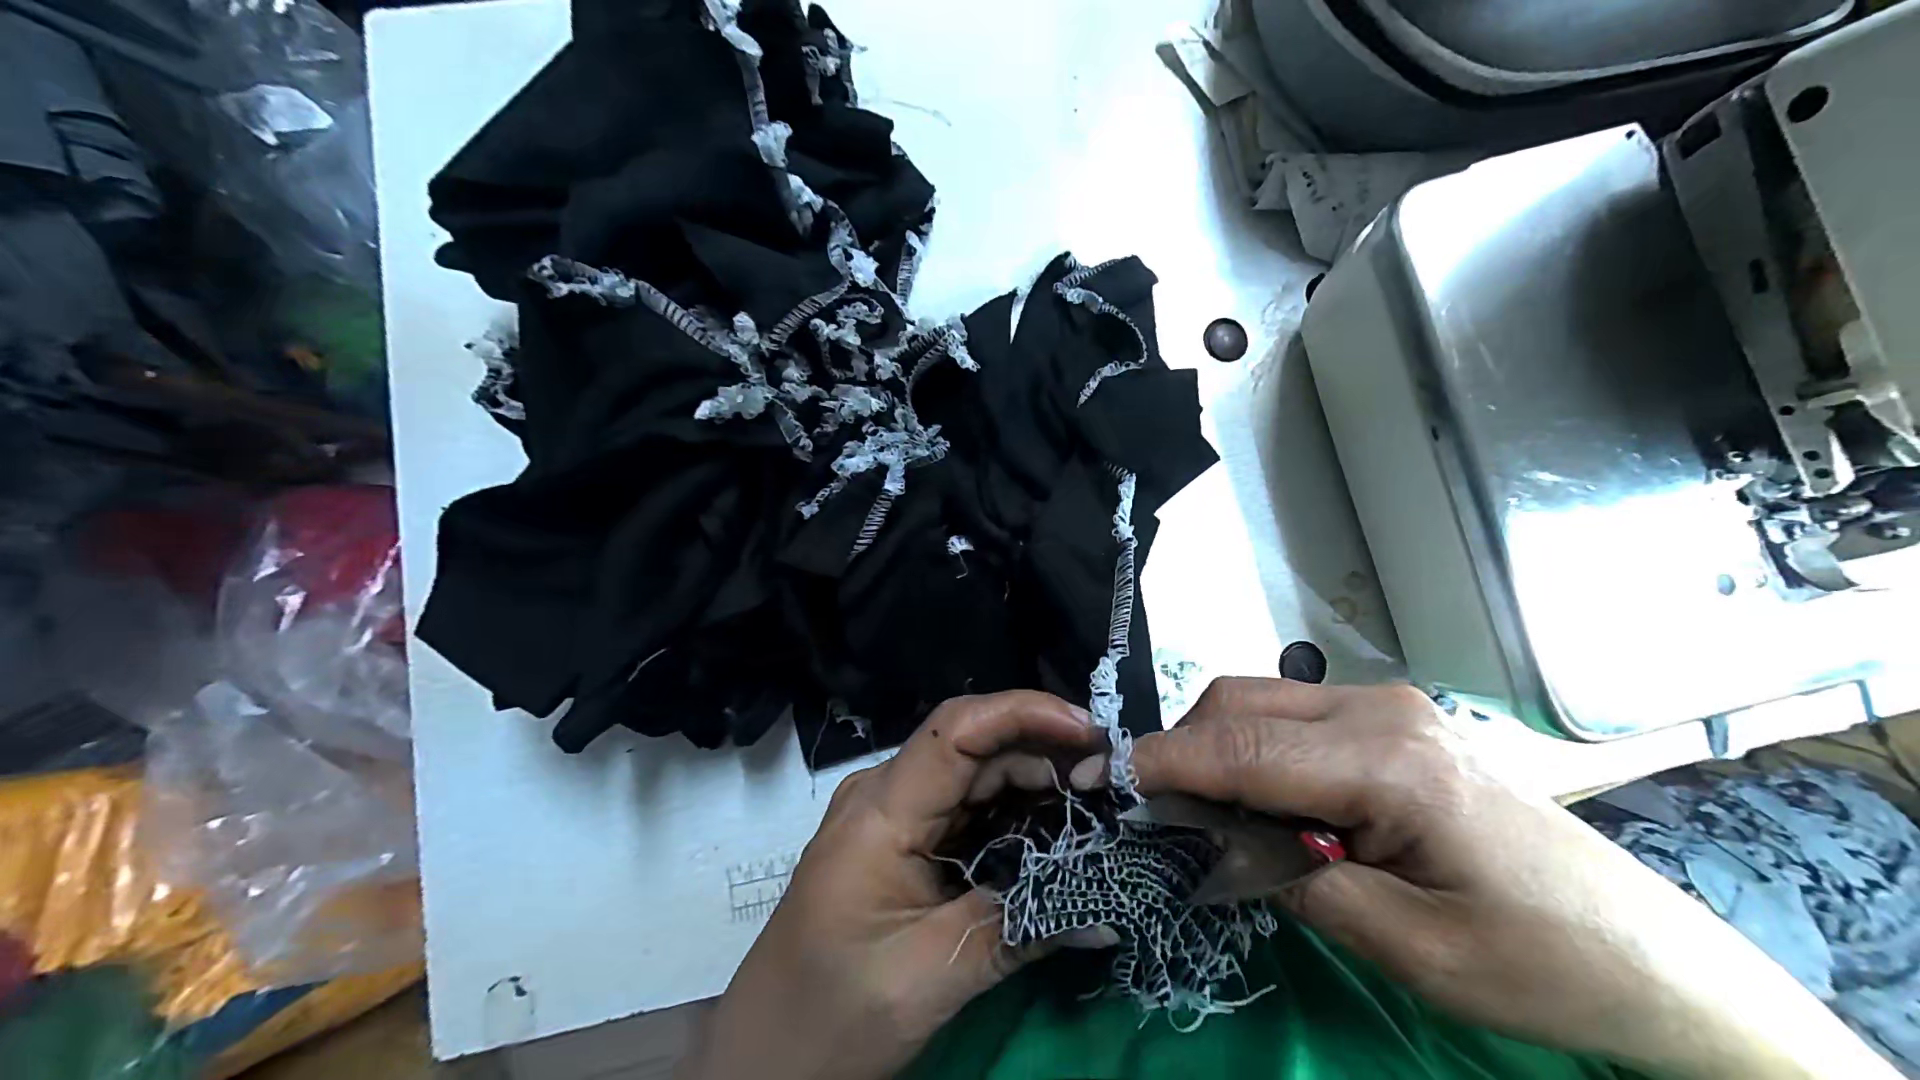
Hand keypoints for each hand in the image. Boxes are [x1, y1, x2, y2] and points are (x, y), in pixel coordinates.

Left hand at [677, 692, 1105, 1079]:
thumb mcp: (930, 974)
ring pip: (972, 775)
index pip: (955, 731)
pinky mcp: (901, 842)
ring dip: (1032, 782)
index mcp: (880, 811)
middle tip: (1109, 780)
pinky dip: (1011, 813)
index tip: (1088, 734)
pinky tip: (1051, 832)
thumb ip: (1018, 928)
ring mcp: (891, 817)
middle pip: (971, 746)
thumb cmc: (833, 1013)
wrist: (764, 1057)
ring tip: (1093, 804)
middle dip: (1042, 751)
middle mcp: (885, 795)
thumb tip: (1105, 908)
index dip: (1023, 713)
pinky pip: (963, 809)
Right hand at [1131, 678, 1898, 1079]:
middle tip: (1161, 814)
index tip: (1105, 781)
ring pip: (1257, 698)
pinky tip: (1260, 798)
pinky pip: (1288, 713)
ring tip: (1208, 812)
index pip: (1241, 747)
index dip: (1164, 762)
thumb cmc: (1540, 965)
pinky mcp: (1389, 719)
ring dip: (1214, 745)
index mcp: (1389, 763)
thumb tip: (1208, 837)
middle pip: (1238, 702)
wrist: (1656, 959)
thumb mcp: (1405, 947)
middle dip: (1183, 749)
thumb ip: (1290, 879)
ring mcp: (1386, 705)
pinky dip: (1250, 746)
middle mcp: (1379, 709)